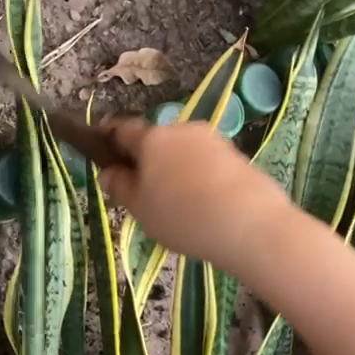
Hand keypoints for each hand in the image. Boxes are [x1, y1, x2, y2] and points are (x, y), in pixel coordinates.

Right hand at [99, 118, 295, 273]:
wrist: (253, 225)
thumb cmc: (184, 216)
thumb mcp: (140, 209)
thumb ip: (120, 187)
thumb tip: (109, 173)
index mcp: (151, 138)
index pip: (121, 129)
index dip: (108, 139)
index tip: (101, 153)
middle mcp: (181, 129)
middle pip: (155, 141)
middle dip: (146, 160)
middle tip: (143, 194)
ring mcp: (212, 140)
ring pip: (181, 152)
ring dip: (173, 170)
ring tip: (177, 206)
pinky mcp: (236, 155)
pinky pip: (205, 163)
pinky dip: (198, 178)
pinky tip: (203, 206)